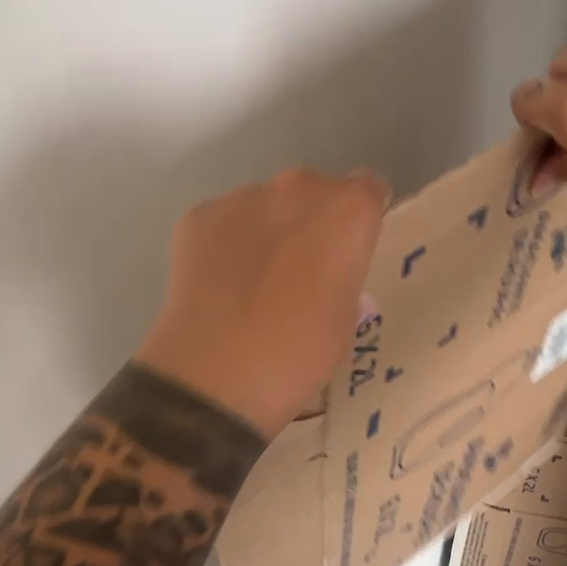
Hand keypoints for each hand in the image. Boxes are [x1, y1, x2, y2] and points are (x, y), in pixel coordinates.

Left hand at [135, 168, 389, 438]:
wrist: (217, 376)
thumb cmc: (299, 356)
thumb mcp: (343, 322)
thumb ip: (344, 280)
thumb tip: (330, 275)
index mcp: (347, 212)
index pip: (368, 191)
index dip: (360, 222)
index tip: (350, 255)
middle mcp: (297, 189)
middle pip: (313, 193)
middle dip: (311, 224)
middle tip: (301, 276)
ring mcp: (242, 198)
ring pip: (265, 207)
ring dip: (267, 234)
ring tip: (254, 289)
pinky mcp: (198, 217)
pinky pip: (223, 224)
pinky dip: (225, 247)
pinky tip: (220, 291)